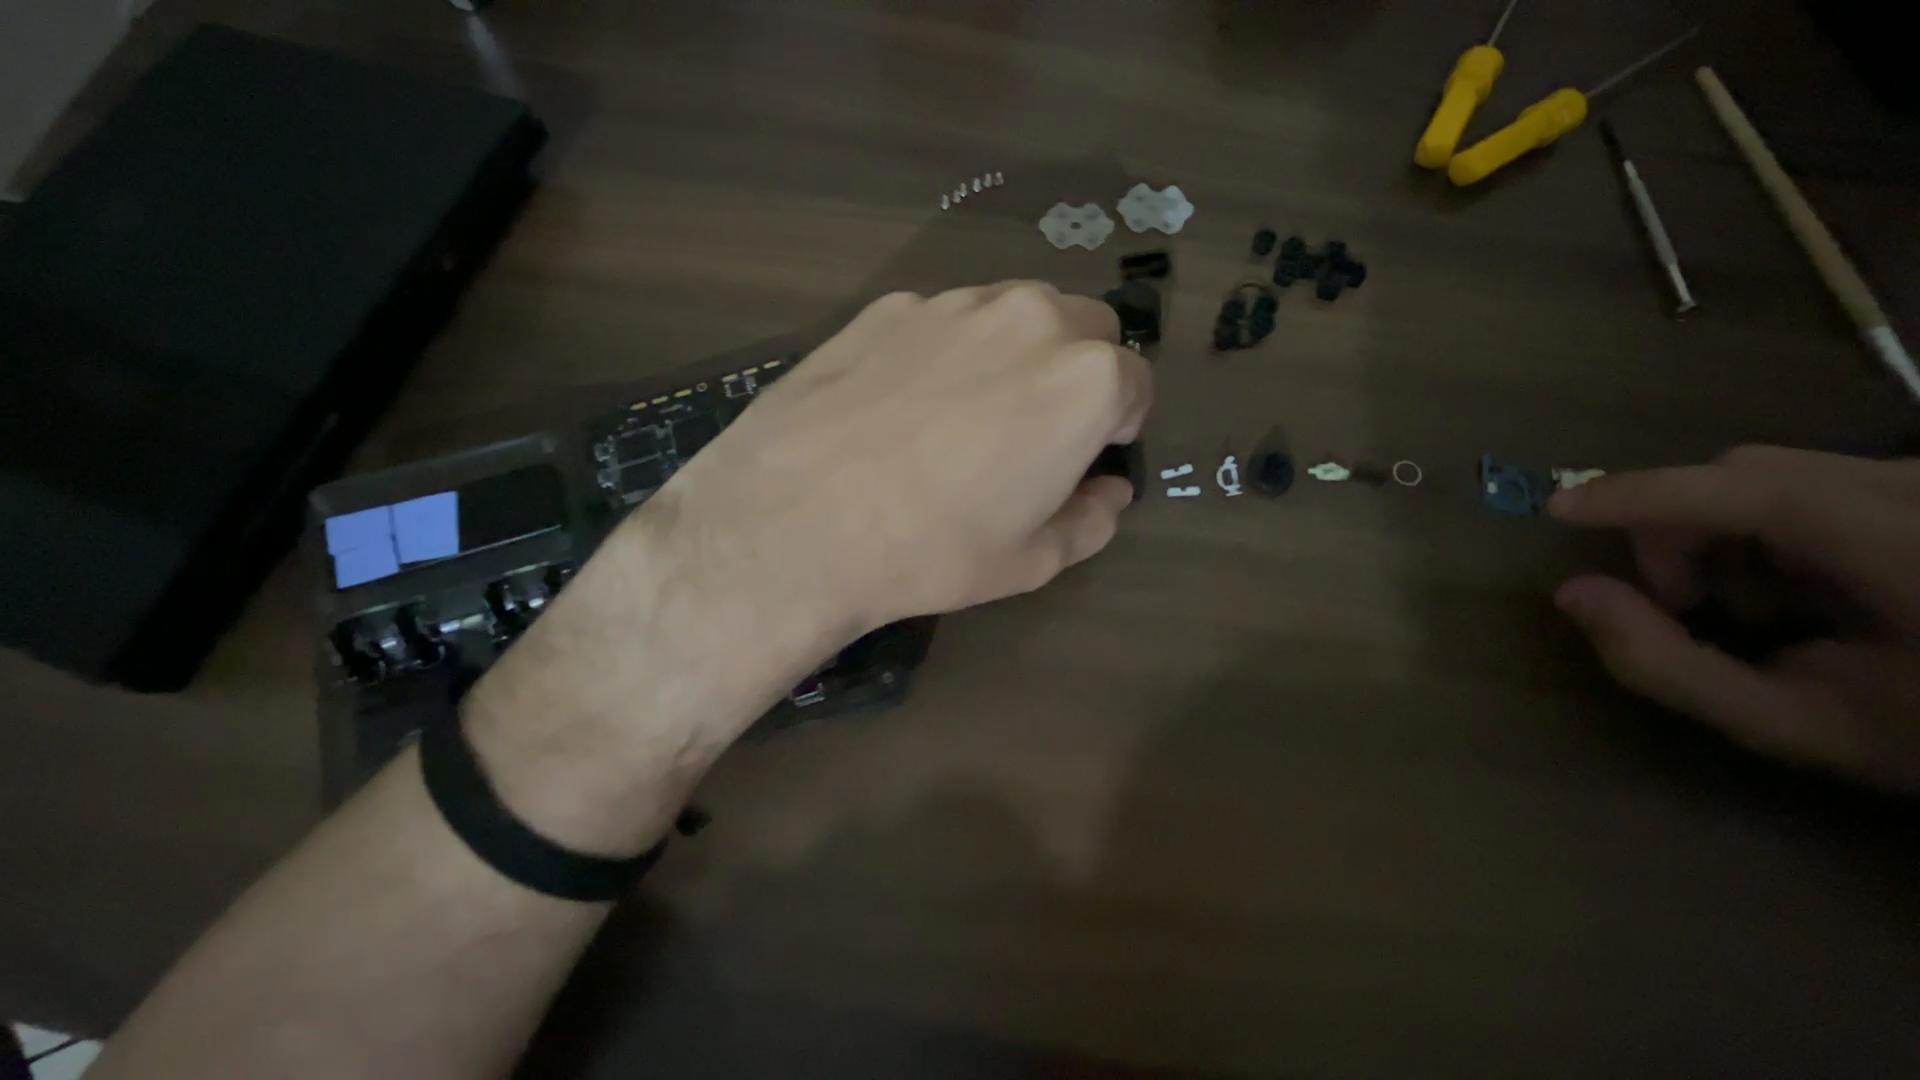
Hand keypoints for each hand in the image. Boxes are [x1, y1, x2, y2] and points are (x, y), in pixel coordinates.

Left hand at [656, 282, 1151, 637]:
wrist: (795, 521)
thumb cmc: (933, 549)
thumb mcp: (1033, 560)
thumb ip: (1092, 520)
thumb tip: (1107, 492)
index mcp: (1085, 378)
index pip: (1135, 385)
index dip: (1117, 427)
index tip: (1085, 460)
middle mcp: (1030, 319)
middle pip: (1085, 329)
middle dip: (1077, 373)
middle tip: (1032, 432)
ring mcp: (952, 303)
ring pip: (1014, 314)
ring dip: (1014, 353)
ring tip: (964, 416)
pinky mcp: (886, 306)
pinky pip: (942, 320)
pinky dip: (945, 350)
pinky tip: (901, 405)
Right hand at [1549, 446, 1919, 793]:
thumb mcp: (1793, 723)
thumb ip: (1669, 664)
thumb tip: (1571, 592)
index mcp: (1911, 551)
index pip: (1754, 493)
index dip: (1646, 494)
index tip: (1557, 509)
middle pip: (1745, 473)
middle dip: (1680, 532)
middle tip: (1680, 605)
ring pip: (1768, 472)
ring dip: (1721, 531)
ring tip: (1755, 605)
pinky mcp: (1918, 481)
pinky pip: (1805, 478)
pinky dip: (1766, 526)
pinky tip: (1803, 583)